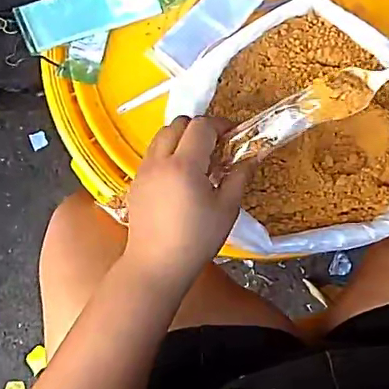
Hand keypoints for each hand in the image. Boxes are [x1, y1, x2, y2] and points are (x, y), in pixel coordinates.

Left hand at [123, 116, 250, 285]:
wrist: (156, 265)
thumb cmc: (195, 240)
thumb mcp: (227, 209)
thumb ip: (239, 176)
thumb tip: (252, 157)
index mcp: (184, 165)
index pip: (201, 126)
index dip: (220, 125)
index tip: (233, 134)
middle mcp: (159, 162)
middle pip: (178, 123)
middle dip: (199, 128)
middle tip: (217, 145)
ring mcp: (144, 171)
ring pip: (161, 136)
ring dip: (181, 138)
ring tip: (199, 161)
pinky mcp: (136, 183)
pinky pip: (152, 155)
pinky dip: (168, 154)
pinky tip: (182, 177)